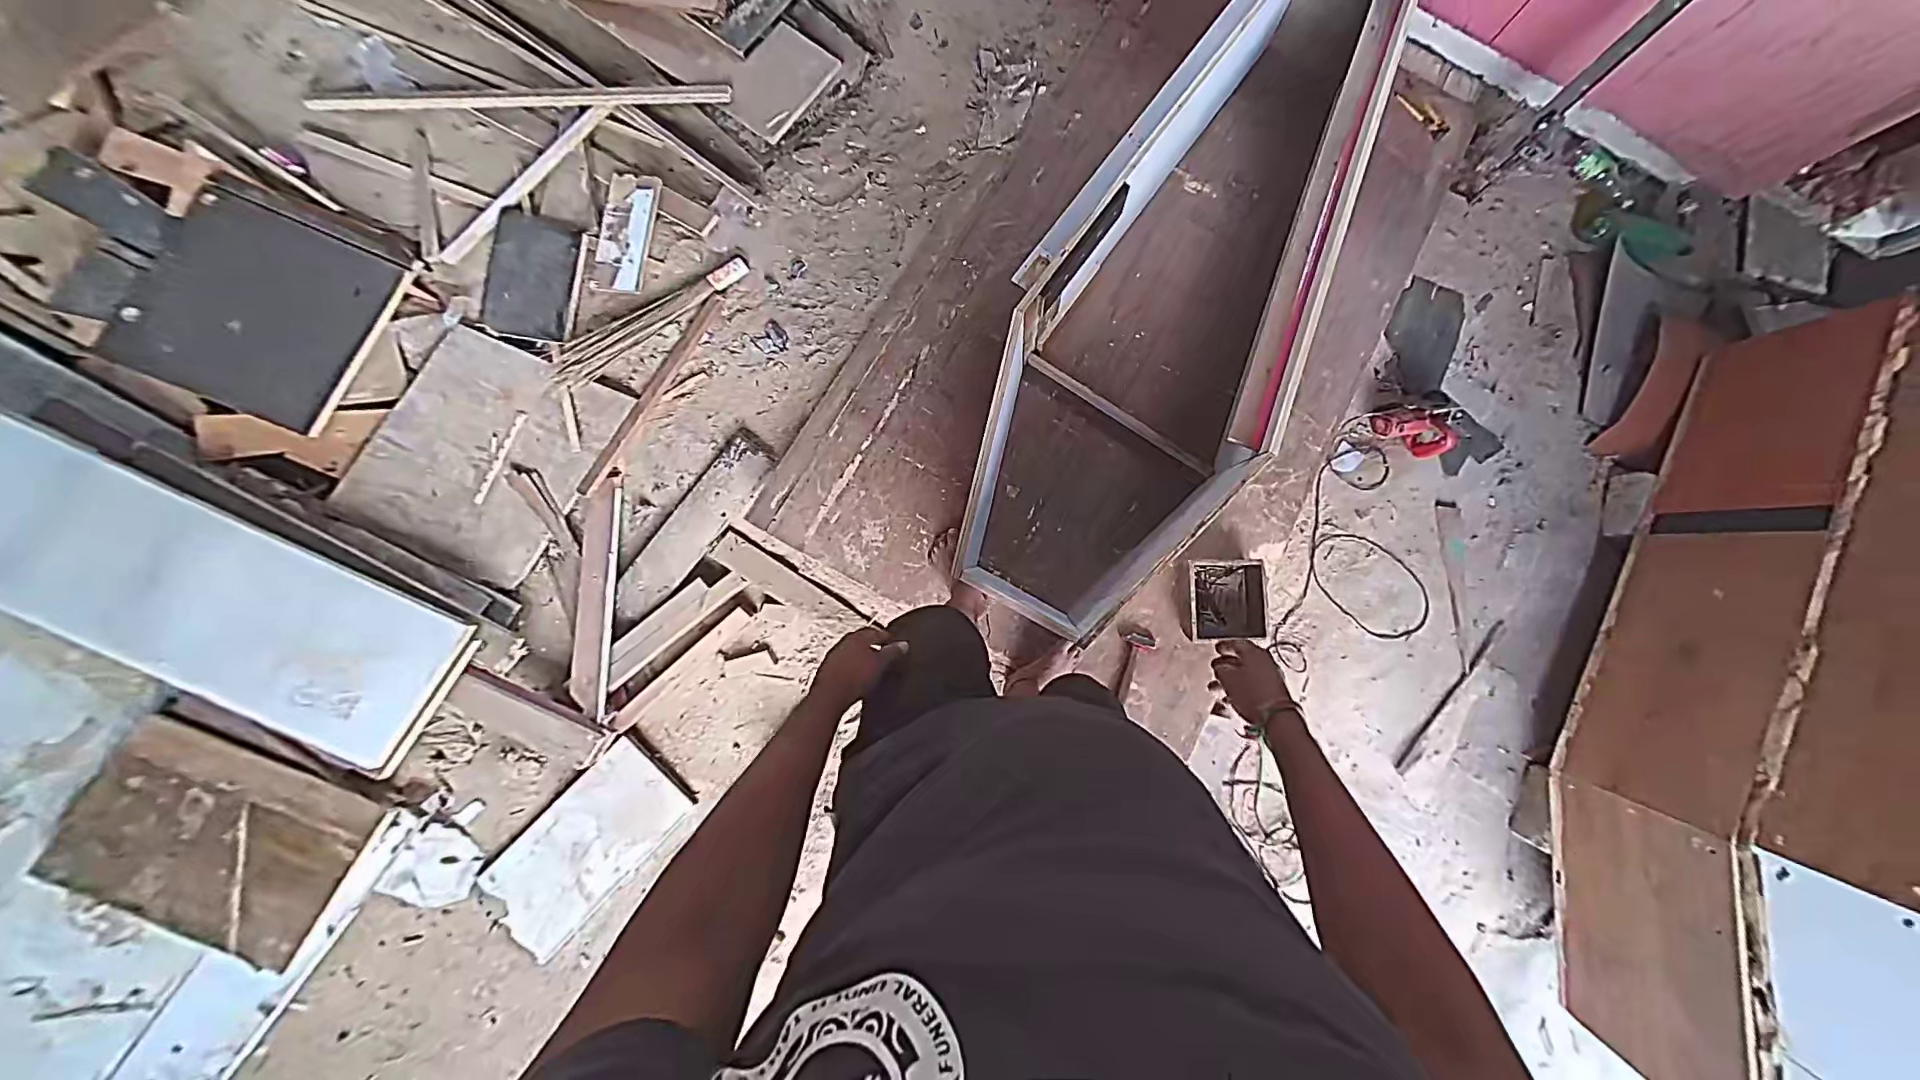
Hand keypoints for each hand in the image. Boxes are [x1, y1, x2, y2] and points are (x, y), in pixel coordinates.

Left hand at [808, 626, 909, 711]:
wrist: (829, 698)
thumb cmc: (854, 679)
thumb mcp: (881, 665)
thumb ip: (892, 653)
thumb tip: (903, 645)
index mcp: (857, 637)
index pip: (876, 632)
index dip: (887, 638)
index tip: (895, 643)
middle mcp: (843, 644)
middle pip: (862, 642)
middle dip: (873, 647)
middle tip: (885, 654)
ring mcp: (833, 657)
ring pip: (852, 654)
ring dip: (862, 659)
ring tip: (872, 669)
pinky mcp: (827, 672)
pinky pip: (844, 666)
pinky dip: (853, 669)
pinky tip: (858, 679)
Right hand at [1210, 640, 1298, 731]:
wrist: (1274, 717)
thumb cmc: (1254, 695)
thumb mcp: (1227, 677)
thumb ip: (1220, 668)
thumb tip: (1219, 667)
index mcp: (1255, 653)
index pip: (1237, 643)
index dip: (1224, 646)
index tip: (1218, 647)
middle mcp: (1265, 663)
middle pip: (1242, 660)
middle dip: (1226, 665)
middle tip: (1217, 667)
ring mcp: (1271, 678)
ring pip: (1246, 675)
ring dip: (1231, 680)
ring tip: (1218, 687)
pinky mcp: (1272, 693)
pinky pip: (1253, 687)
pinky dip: (1240, 690)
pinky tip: (1230, 698)